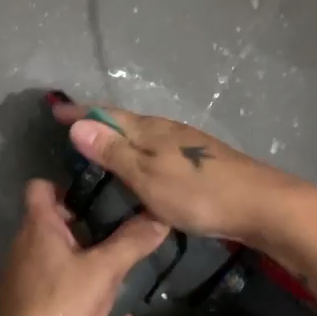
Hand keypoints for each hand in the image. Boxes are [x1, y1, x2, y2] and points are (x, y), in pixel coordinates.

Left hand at [0, 179, 168, 315]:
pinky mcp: (28, 303)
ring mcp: (23, 275)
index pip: (40, 187)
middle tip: (122, 243)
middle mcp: (24, 245)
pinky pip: (61, 290)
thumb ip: (131, 243)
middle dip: (94, 236)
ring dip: (96, 276)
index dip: (66, 187)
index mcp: (37, 227)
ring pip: (65, 263)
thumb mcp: (105, 271)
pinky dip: (85, 300)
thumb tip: (158, 218)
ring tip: (126, 295)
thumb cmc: (63, 304)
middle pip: (59, 226)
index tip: (97, 199)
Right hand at [52, 101, 300, 242]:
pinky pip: (158, 148)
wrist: (262, 205)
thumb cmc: (198, 193)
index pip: (106, 116)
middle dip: (97, 122)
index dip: (80, 114)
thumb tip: (78, 124)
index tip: (54, 110)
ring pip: (143, 134)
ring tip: (101, 146)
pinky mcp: (201, 161)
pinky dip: (140, 151)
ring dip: (119, 136)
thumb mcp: (147, 176)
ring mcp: (186, 144)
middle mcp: (166, 130)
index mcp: (149, 130)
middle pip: (125, 121)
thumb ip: (113, 152)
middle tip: (72, 126)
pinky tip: (143, 165)